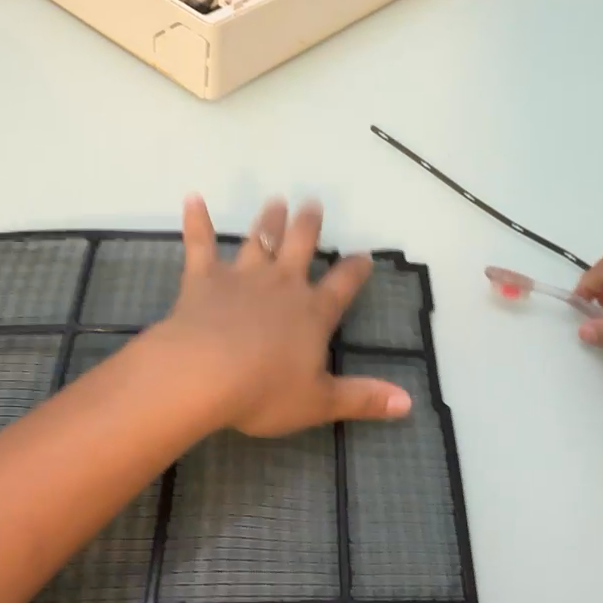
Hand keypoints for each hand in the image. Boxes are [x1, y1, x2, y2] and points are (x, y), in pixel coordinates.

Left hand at [148, 195, 411, 437]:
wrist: (202, 375)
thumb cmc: (263, 391)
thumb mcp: (319, 402)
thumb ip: (363, 398)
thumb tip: (408, 403)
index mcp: (313, 313)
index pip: (343, 285)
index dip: (356, 269)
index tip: (365, 255)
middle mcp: (282, 285)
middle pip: (301, 245)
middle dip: (309, 224)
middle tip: (313, 203)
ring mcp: (242, 277)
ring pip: (260, 238)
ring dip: (268, 219)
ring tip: (276, 200)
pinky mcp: (204, 278)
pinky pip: (200, 244)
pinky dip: (196, 220)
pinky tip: (193, 198)